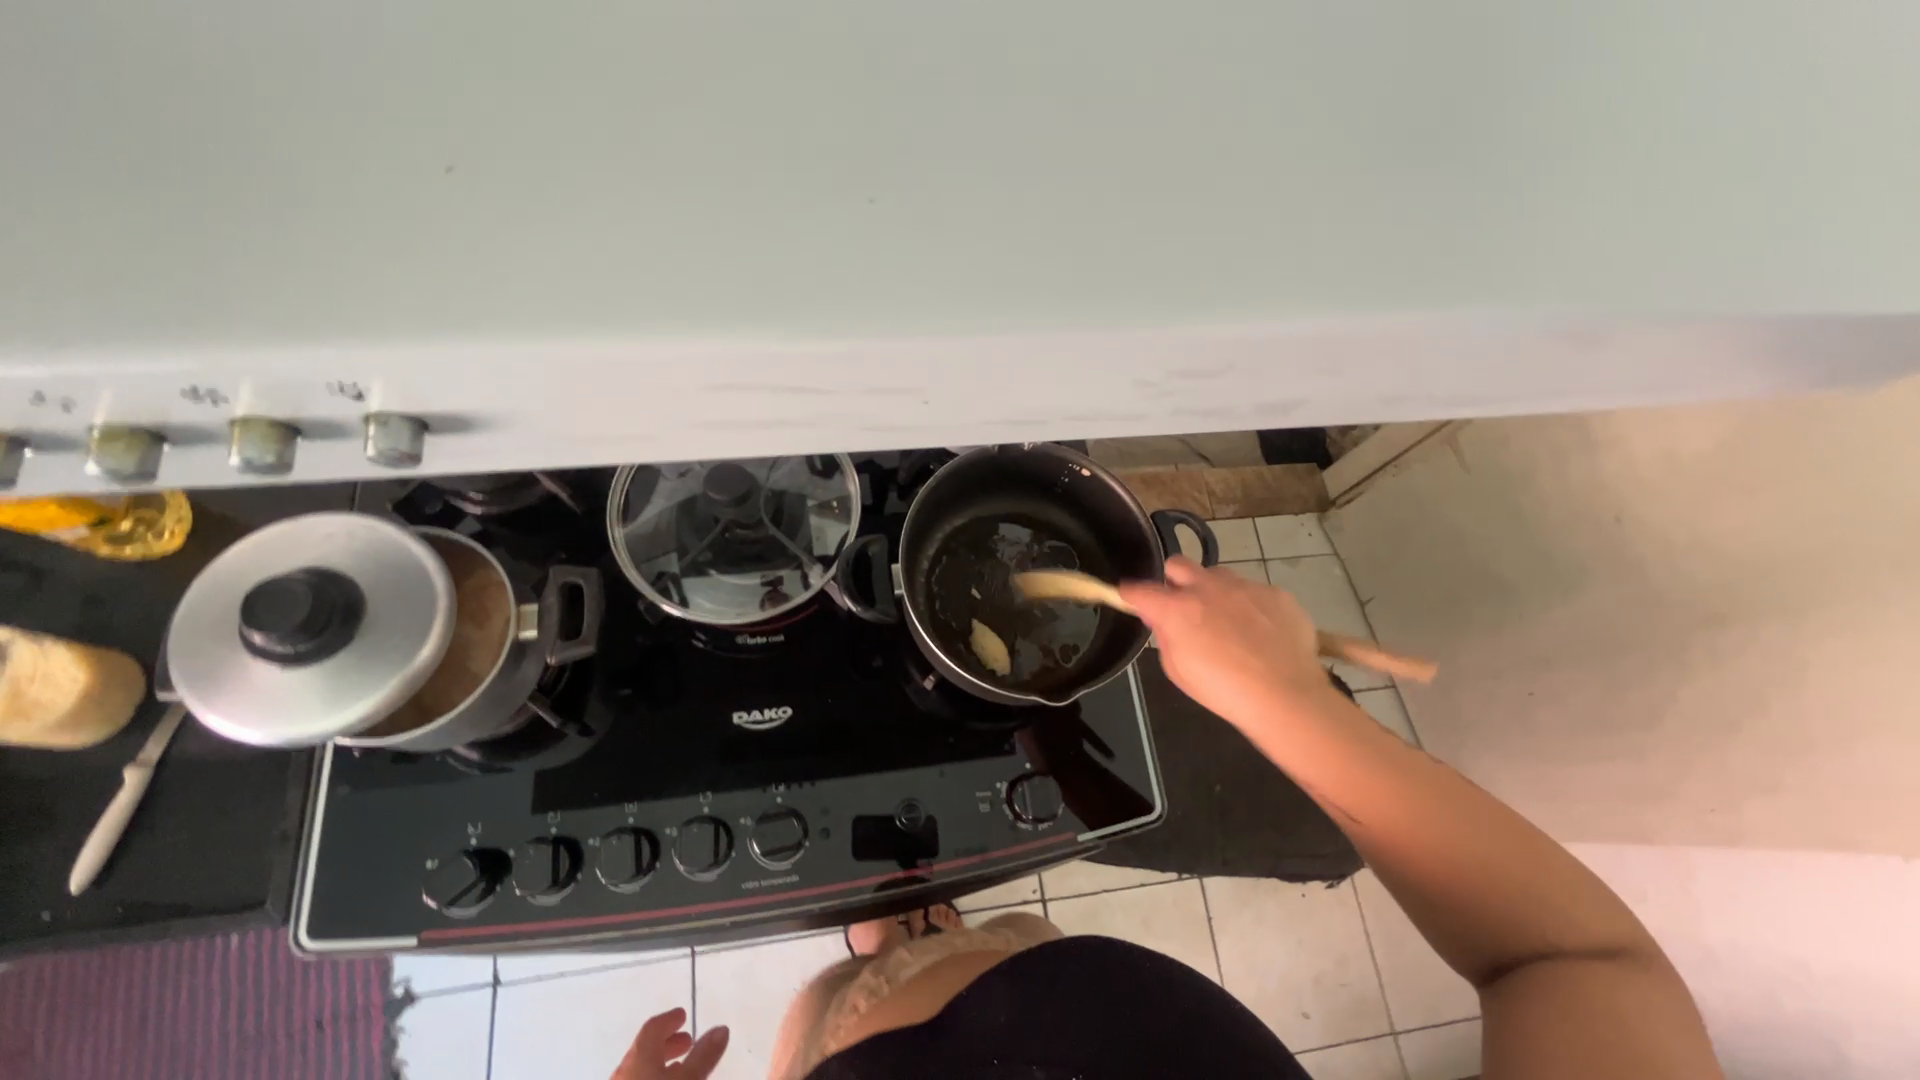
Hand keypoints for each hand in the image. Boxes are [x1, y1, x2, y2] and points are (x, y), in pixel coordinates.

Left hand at [610, 1008, 727, 1079]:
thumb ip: (704, 1056)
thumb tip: (720, 1029)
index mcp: (639, 1058)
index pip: (652, 1029)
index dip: (669, 1020)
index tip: (683, 1016)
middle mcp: (624, 1072)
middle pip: (644, 1049)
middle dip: (667, 1043)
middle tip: (687, 1042)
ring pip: (638, 1071)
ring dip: (659, 1064)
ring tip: (679, 1069)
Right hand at [1118, 557, 1335, 730]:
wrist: (1285, 695)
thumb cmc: (1223, 690)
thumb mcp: (1179, 670)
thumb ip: (1167, 637)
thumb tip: (1163, 619)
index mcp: (1177, 609)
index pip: (1140, 590)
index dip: (1131, 594)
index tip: (1130, 598)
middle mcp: (1208, 588)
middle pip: (1178, 565)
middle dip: (1174, 580)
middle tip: (1182, 605)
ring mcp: (1245, 586)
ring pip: (1219, 576)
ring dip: (1215, 592)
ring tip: (1229, 622)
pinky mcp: (1276, 593)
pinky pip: (1255, 592)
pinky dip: (1251, 607)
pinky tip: (1262, 633)